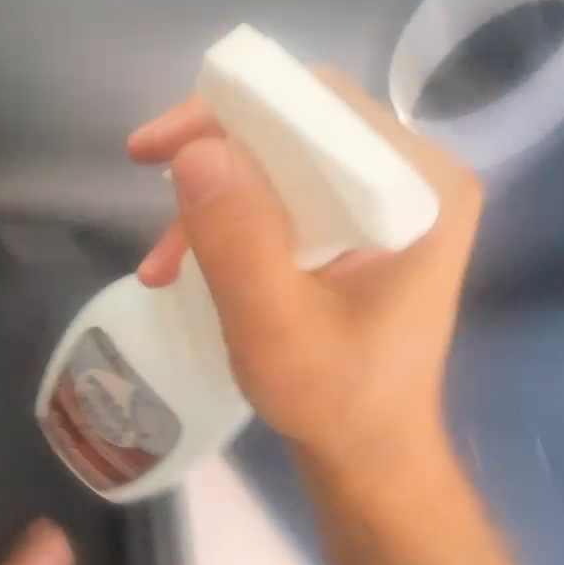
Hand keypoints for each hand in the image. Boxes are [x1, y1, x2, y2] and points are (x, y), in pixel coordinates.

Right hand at [126, 70, 483, 476]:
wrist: (366, 453)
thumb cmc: (332, 398)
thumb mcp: (274, 325)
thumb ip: (238, 240)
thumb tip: (192, 153)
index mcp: (419, 189)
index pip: (320, 111)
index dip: (231, 113)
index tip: (153, 147)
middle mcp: (412, 182)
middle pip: (299, 133)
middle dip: (212, 160)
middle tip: (144, 181)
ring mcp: (385, 209)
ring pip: (281, 170)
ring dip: (210, 205)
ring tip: (159, 267)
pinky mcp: (356, 237)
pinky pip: (283, 204)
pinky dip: (227, 228)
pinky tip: (187, 269)